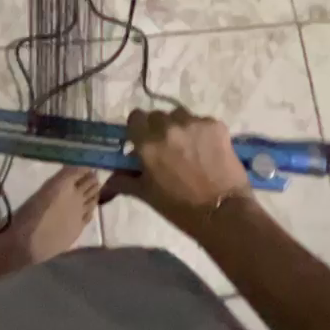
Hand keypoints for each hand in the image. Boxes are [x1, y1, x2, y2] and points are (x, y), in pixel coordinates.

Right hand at [99, 108, 254, 236]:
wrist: (224, 214)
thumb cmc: (181, 209)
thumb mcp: (147, 195)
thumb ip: (123, 181)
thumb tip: (105, 182)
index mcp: (147, 143)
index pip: (135, 117)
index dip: (139, 129)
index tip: (144, 142)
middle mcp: (168, 127)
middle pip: (157, 116)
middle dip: (159, 129)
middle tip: (167, 149)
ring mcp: (193, 123)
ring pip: (180, 115)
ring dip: (180, 128)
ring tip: (189, 149)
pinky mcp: (215, 124)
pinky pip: (202, 122)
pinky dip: (202, 133)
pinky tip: (208, 152)